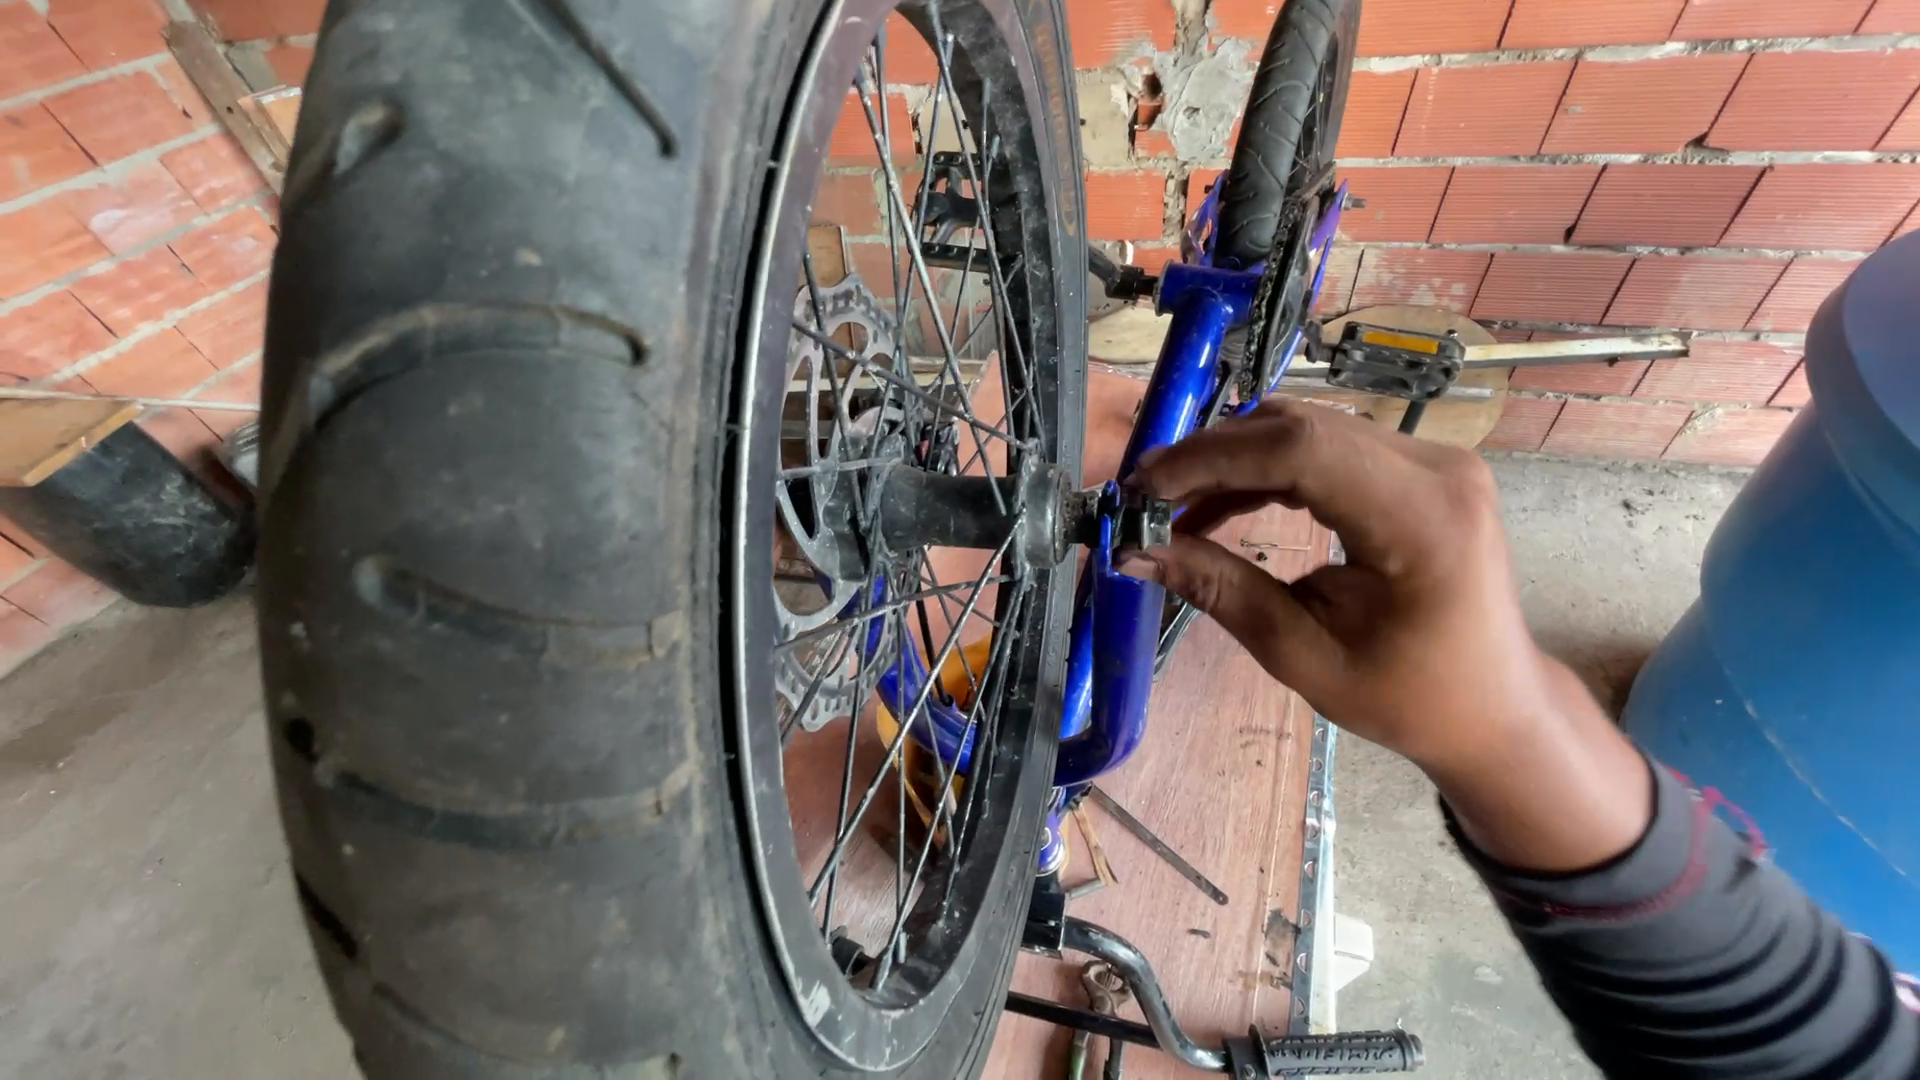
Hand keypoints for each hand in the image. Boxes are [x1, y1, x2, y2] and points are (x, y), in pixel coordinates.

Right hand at [1122, 399, 1651, 870]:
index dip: (1209, 459)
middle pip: (1298, 428)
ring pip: (1305, 429)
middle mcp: (1435, 469)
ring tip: (1172, 502)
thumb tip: (1133, 552)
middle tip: (1144, 494)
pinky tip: (1219, 505)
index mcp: (1420, 520)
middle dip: (1209, 455)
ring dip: (1230, 459)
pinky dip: (1263, 470)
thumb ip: (1219, 589)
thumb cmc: (1407, 698)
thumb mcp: (1301, 654)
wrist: (1492, 708)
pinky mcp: (1414, 469)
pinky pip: (1322, 449)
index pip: (1299, 451)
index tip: (1144, 491)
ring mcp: (1430, 461)